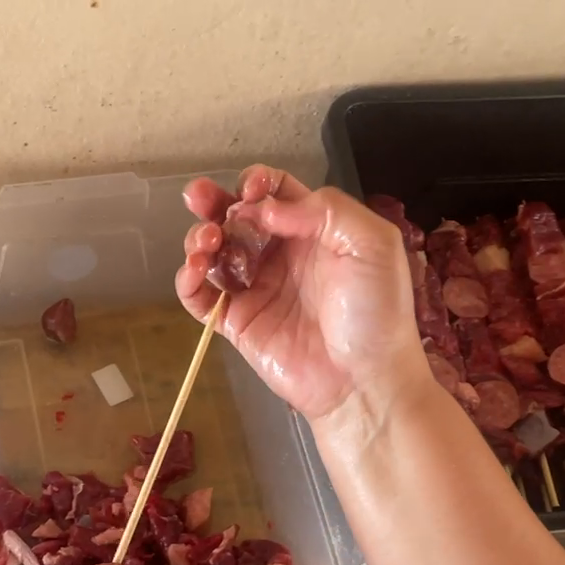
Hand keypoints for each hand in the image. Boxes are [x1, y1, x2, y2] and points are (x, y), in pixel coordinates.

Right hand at [176, 165, 429, 422]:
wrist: (362, 380)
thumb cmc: (376, 311)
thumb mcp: (371, 243)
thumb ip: (324, 211)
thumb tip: (265, 209)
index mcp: (314, 231)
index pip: (275, 194)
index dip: (256, 184)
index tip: (250, 191)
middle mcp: (280, 255)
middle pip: (236, 218)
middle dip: (214, 202)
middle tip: (197, 196)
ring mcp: (255, 289)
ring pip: (214, 253)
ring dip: (200, 239)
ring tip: (205, 243)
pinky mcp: (236, 323)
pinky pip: (201, 298)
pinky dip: (188, 281)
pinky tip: (194, 271)